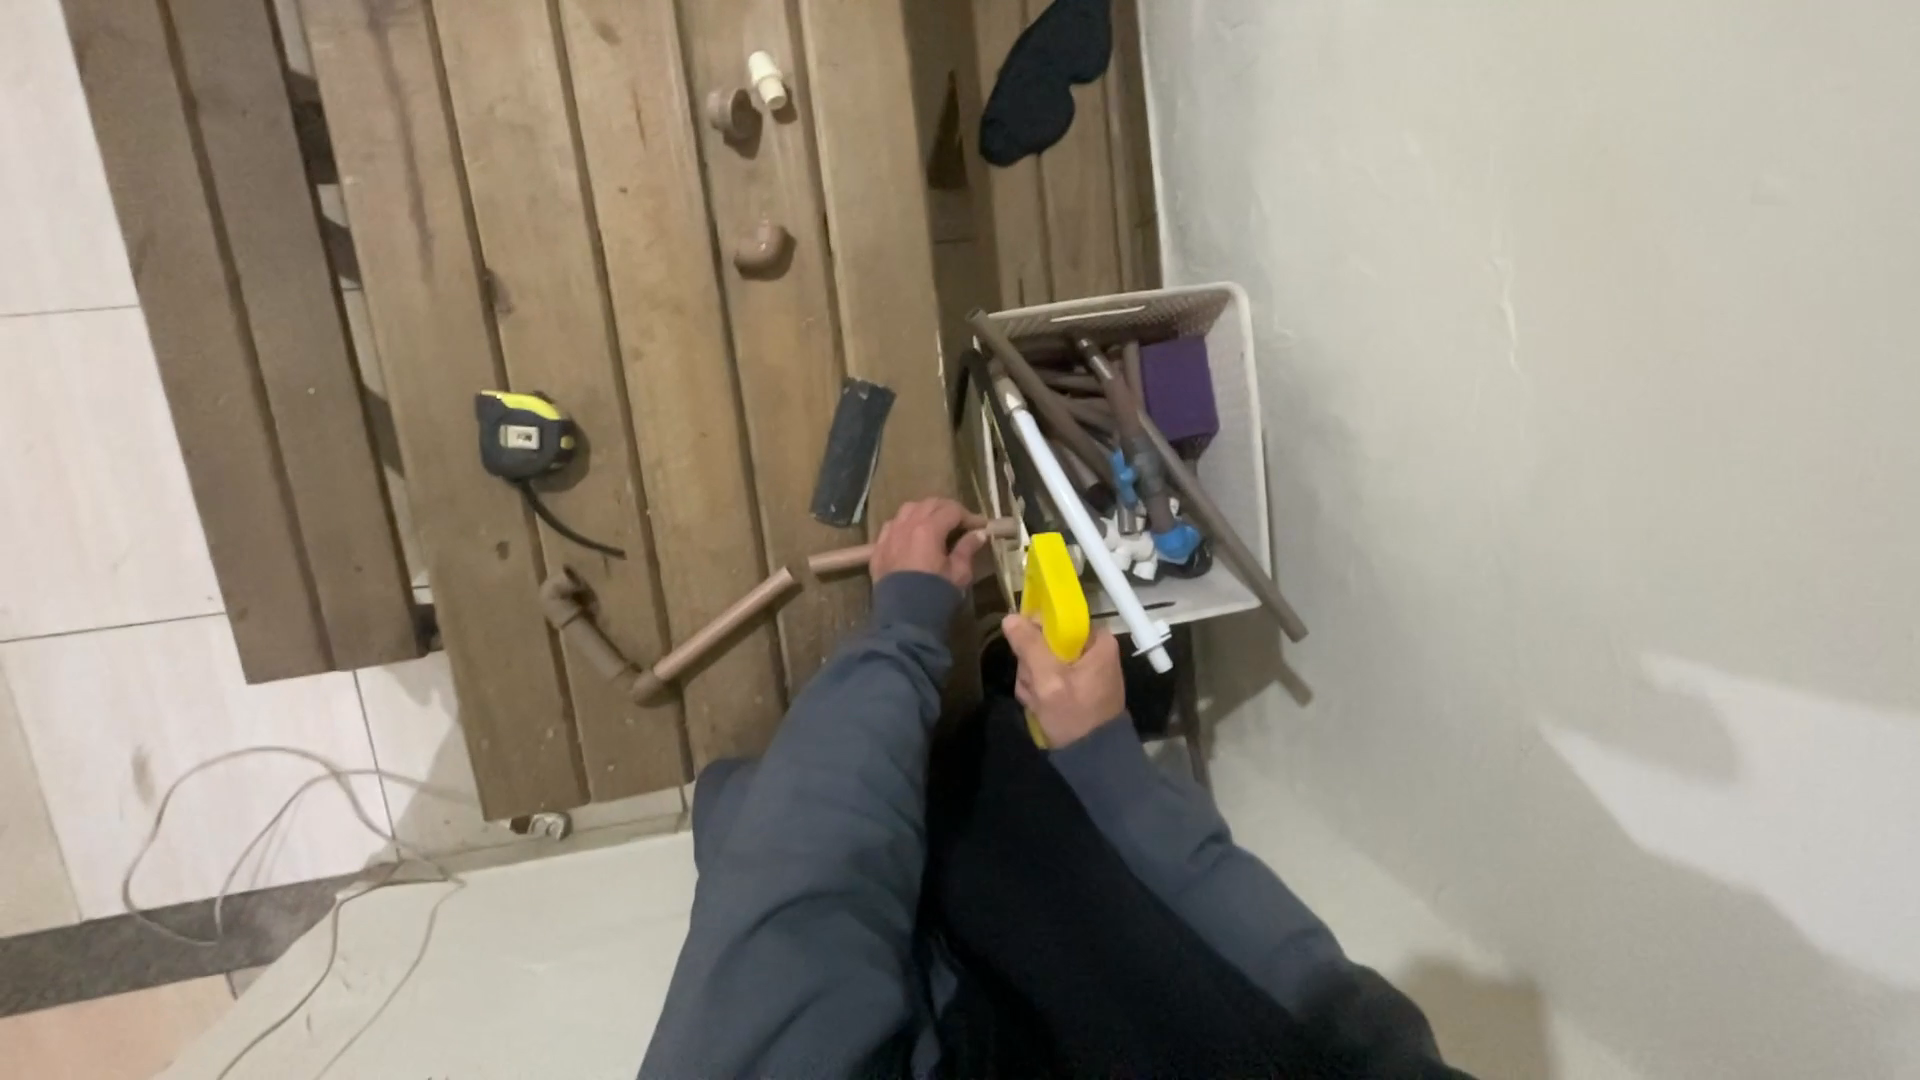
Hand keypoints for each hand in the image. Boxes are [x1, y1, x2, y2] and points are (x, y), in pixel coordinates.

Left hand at [870, 498, 989, 591]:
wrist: (903, 620)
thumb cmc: (936, 596)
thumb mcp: (959, 574)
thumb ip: (967, 549)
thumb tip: (978, 534)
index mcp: (928, 529)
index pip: (952, 510)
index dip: (969, 516)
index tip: (980, 527)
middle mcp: (906, 526)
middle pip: (929, 504)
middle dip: (948, 509)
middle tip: (961, 523)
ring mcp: (889, 536)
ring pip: (908, 510)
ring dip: (925, 512)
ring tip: (936, 524)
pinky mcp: (878, 549)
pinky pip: (892, 525)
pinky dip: (905, 524)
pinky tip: (912, 534)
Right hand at [1001, 615, 1124, 747]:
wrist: (1092, 760)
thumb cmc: (1075, 717)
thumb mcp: (1049, 680)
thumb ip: (1030, 646)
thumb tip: (1010, 617)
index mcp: (1097, 640)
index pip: (1055, 619)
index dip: (1035, 635)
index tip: (1028, 657)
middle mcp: (1093, 649)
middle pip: (1045, 641)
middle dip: (1033, 666)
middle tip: (1037, 688)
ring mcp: (1084, 668)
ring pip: (1041, 660)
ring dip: (1033, 681)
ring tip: (1039, 702)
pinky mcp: (1076, 684)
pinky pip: (1047, 677)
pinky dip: (1039, 691)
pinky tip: (1041, 706)